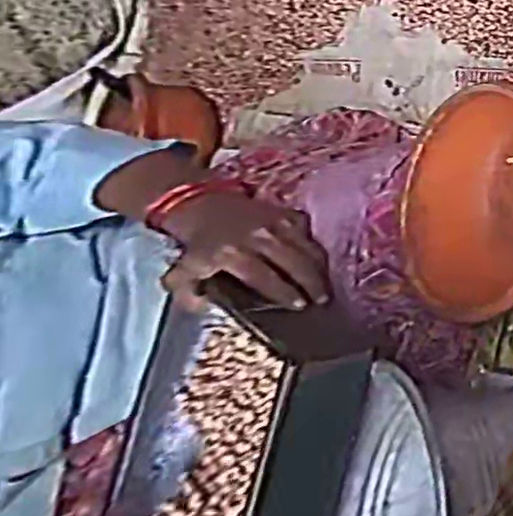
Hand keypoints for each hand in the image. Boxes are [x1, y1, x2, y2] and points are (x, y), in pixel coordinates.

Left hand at [158, 190, 330, 311]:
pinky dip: (316, 252)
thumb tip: (211, 308)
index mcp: (231, 254)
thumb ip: (190, 295)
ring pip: (310, 250)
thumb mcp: (181, 273)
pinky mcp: (294, 215)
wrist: (208, 208)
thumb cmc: (198, 246)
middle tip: (323, 299)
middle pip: (296, 263)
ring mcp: (280, 224)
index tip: (300, 306)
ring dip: (321, 269)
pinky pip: (310, 237)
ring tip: (327, 284)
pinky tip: (319, 264)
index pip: (264, 278)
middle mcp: (260, 238)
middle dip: (312, 283)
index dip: (284, 293)